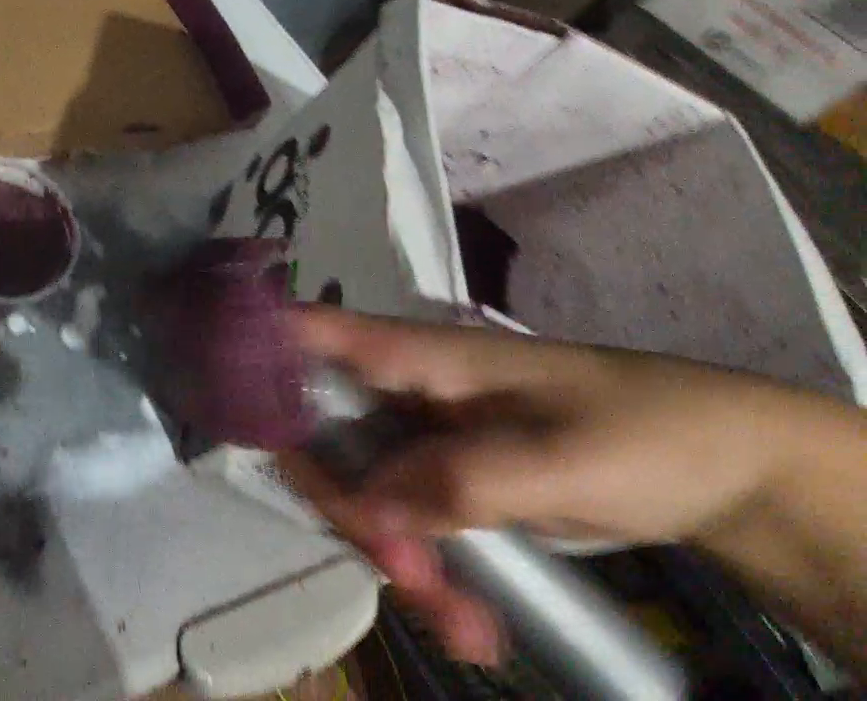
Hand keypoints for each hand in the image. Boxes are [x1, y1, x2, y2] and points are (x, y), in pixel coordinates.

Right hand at [278, 306, 824, 665]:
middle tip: (407, 575)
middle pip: (314, 435)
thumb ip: (463, 480)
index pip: (299, 333)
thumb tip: (372, 511)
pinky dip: (424, 576)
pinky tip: (471, 624)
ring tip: (462, 624)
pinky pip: (398, 525)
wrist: (729, 471)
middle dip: (348, 512)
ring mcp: (412, 436)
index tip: (228, 417)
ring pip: (354, 491)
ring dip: (392, 560)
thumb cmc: (650, 434)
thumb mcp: (568, 460)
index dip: (248, 359)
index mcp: (411, 354)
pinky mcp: (436, 480)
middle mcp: (393, 389)